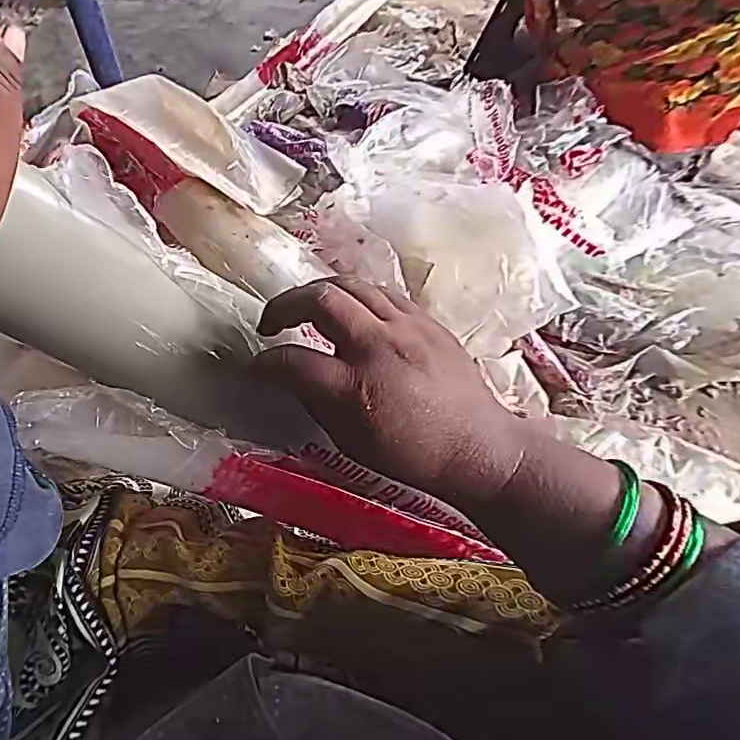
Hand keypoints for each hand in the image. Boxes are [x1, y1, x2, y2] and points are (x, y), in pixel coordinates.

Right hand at [254, 276, 679, 600]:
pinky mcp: (428, 322)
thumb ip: (314, 401)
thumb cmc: (411, 456)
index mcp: (355, 387)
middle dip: (283, 305)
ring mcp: (408, 328)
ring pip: (350, 284)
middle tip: (270, 323)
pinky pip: (380, 293)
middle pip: (320, 299)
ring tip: (303, 310)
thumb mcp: (348, 440)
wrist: (483, 450)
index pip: (292, 360)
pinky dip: (353, 297)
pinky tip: (347, 313)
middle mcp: (379, 347)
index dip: (265, 363)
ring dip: (315, 293)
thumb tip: (290, 376)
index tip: (256, 367)